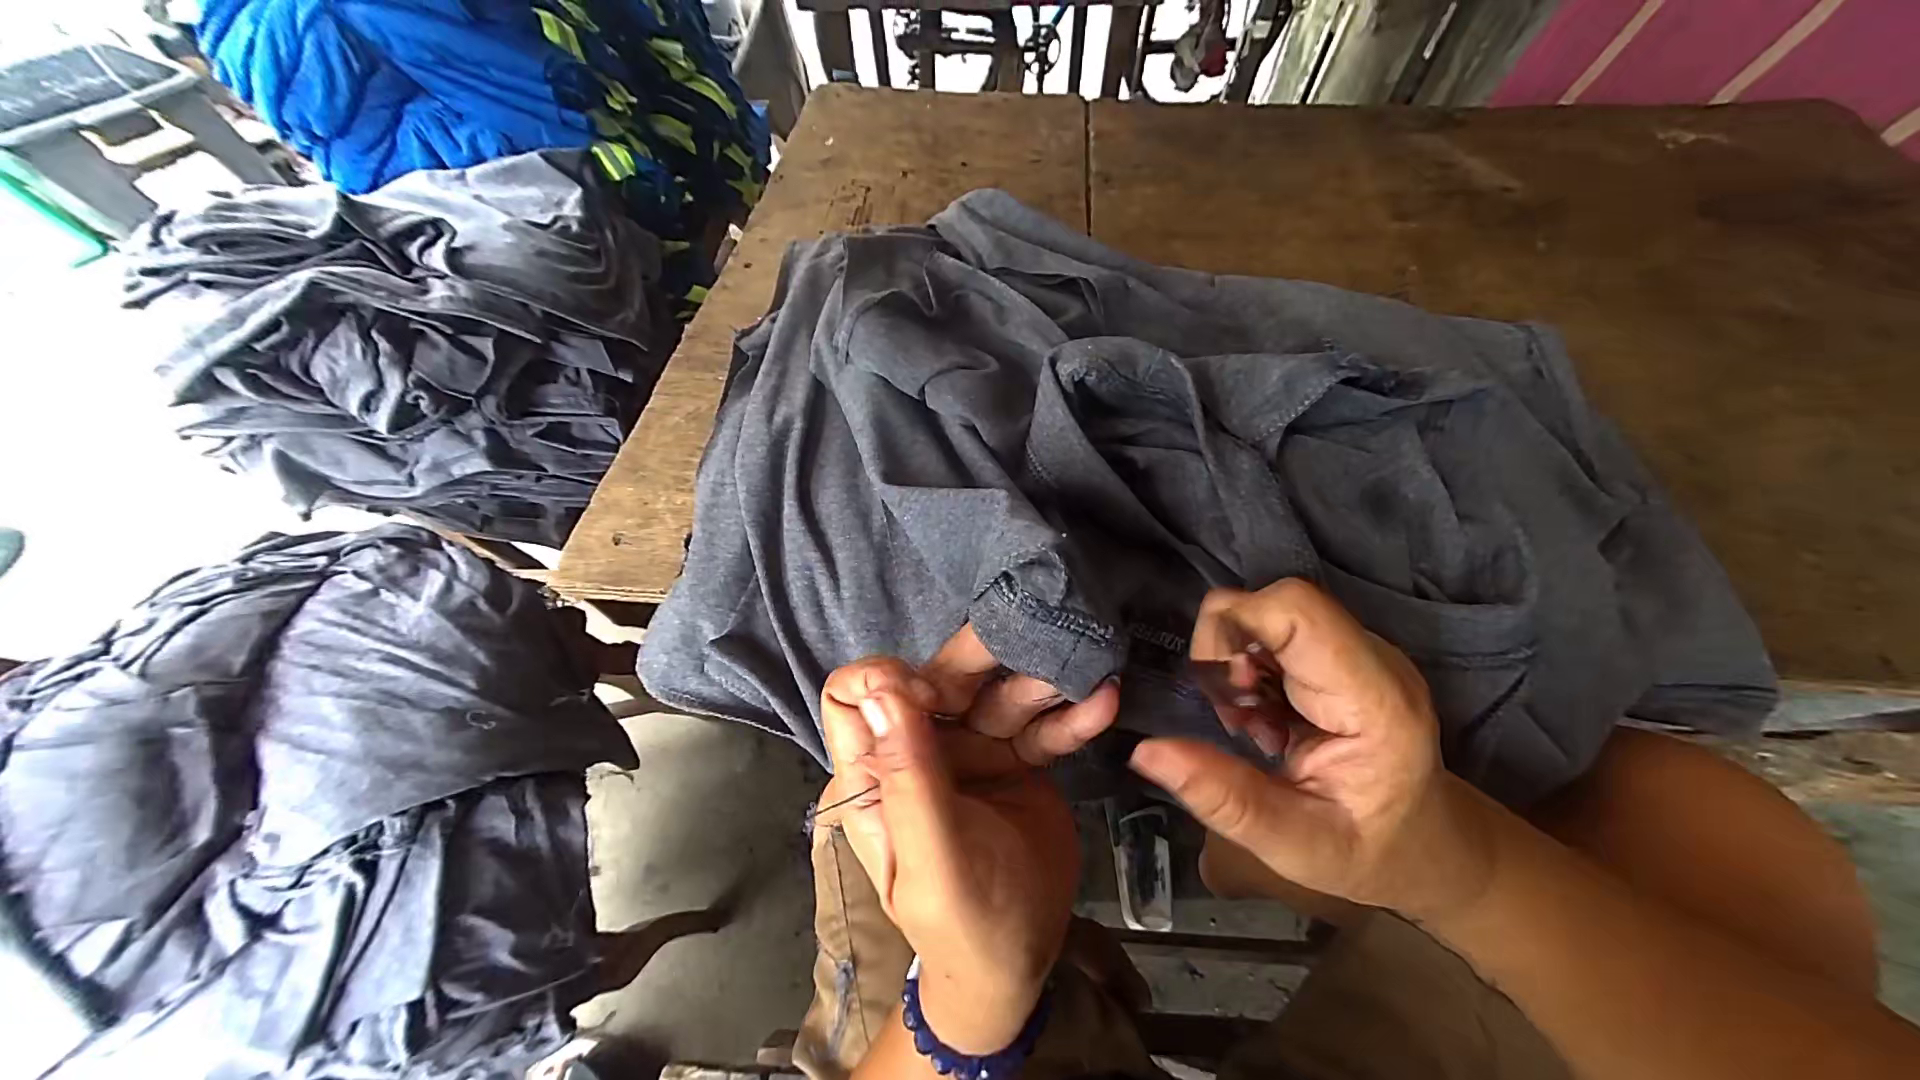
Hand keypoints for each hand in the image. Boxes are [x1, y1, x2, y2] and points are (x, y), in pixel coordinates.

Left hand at [817, 626, 1119, 1052]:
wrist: (1019, 963)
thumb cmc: (961, 924)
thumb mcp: (933, 859)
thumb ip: (908, 779)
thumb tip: (879, 690)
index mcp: (875, 773)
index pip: (852, 697)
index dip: (883, 679)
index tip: (932, 694)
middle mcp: (917, 751)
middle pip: (934, 680)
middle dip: (976, 664)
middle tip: (1027, 650)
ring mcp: (969, 750)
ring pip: (992, 695)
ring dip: (1034, 684)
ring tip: (1077, 674)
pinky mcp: (1014, 758)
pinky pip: (1037, 725)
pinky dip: (1067, 715)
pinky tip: (1102, 703)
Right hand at [1128, 579, 1494, 921]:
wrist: (1431, 844)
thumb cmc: (1372, 852)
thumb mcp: (1294, 846)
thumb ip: (1223, 798)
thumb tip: (1145, 752)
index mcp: (1374, 699)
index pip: (1295, 608)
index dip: (1233, 632)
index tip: (1225, 697)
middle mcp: (1370, 657)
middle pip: (1271, 603)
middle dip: (1225, 653)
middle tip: (1235, 720)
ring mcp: (1356, 648)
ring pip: (1263, 611)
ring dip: (1232, 661)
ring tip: (1250, 723)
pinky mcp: (1338, 650)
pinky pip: (1269, 628)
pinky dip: (1245, 664)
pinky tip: (1260, 713)